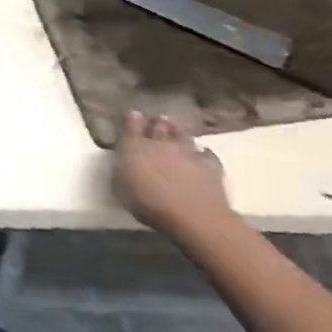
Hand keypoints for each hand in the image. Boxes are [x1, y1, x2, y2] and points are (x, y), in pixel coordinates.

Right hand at [112, 111, 232, 236]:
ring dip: (179, 133)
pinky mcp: (210, 165)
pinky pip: (206, 153)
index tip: (134, 114)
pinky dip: (202, 152)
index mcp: (135, 147)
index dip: (133, 119)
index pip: (132, 125)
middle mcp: (161, 143)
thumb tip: (122, 158)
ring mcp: (188, 152)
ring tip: (178, 134)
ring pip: (183, 136)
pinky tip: (202, 154)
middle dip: (158, 123)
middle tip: (158, 120)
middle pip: (159, 126)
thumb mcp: (121, 189)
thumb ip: (120, 169)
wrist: (194, 217)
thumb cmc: (150, 206)